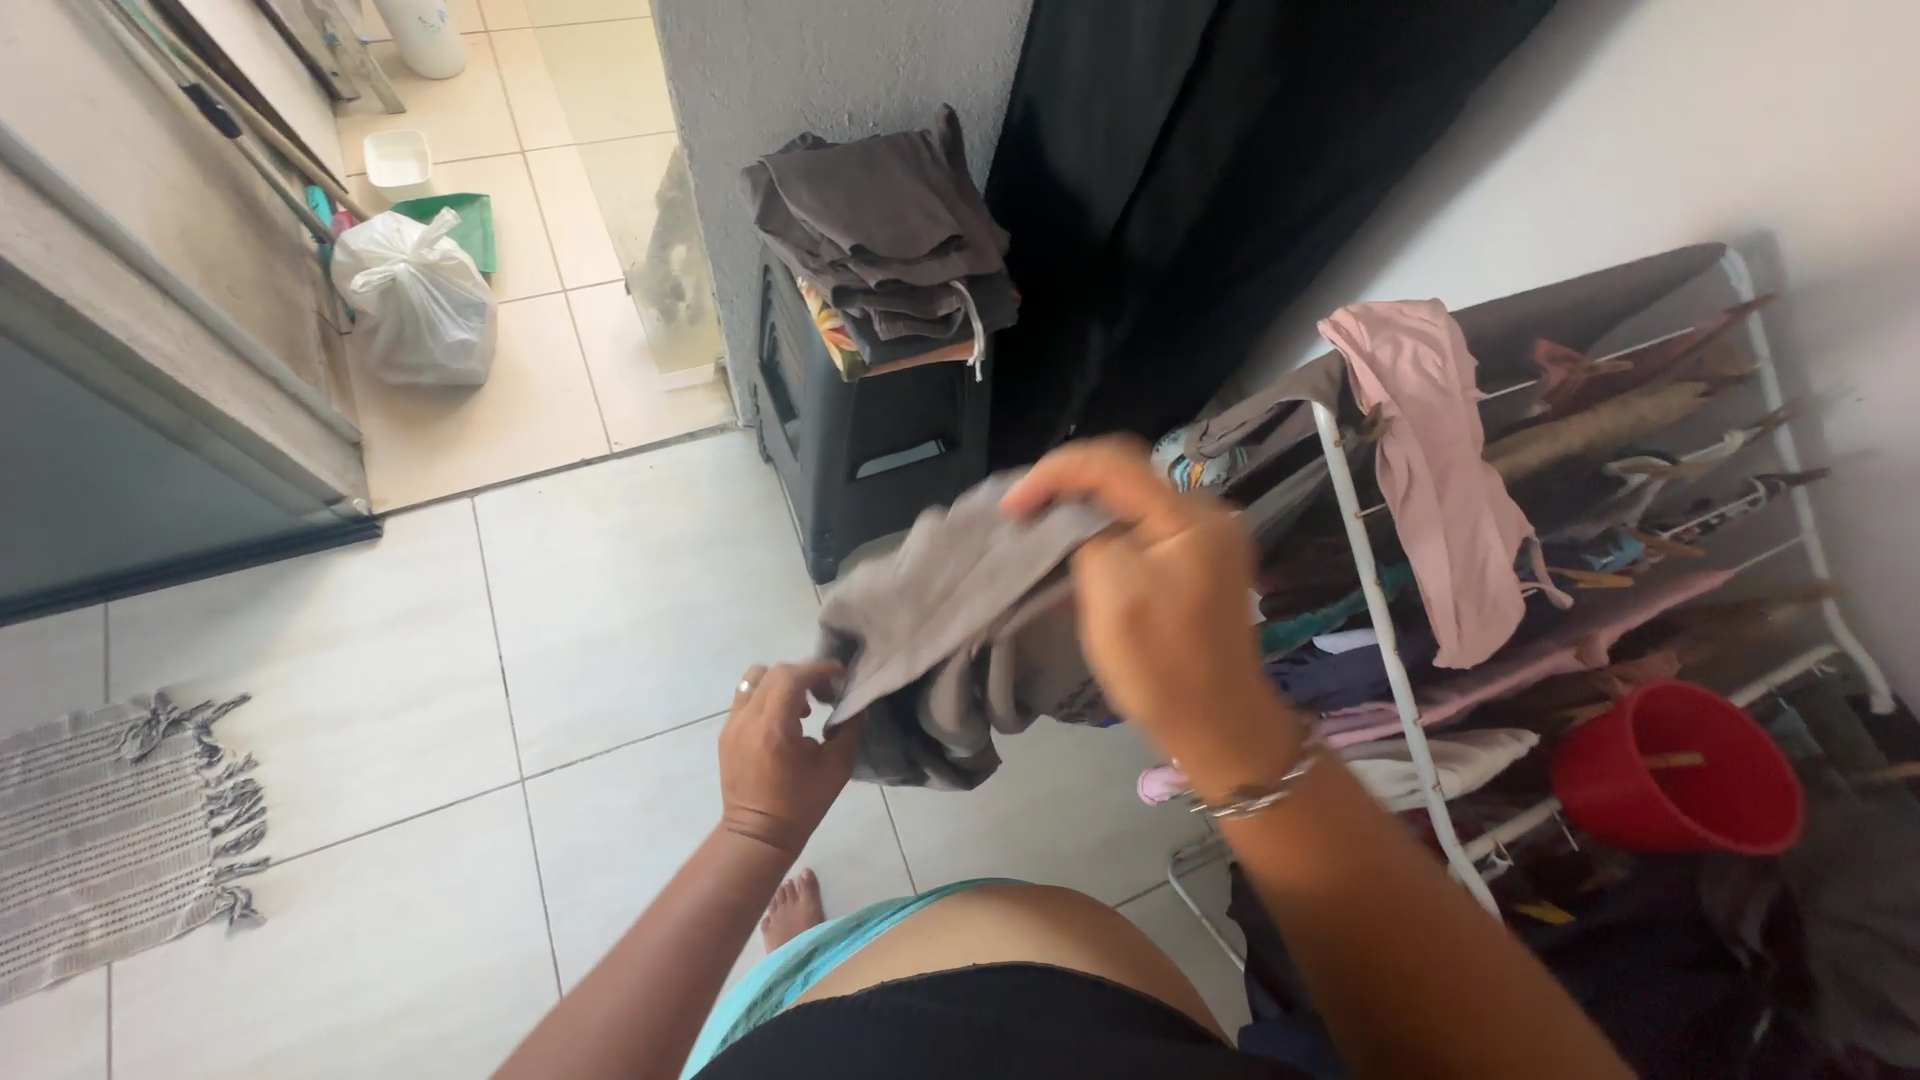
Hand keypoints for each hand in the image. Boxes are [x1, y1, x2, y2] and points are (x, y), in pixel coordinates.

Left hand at [718, 662, 862, 855]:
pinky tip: (784, 720)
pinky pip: (746, 697)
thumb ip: (849, 728)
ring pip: (755, 679)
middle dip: (805, 675)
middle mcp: (747, 719)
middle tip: (826, 694)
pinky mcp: (726, 733)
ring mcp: (732, 724)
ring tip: (802, 706)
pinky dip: (768, 696)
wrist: (758, 835)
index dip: (819, 670)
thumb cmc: (801, 804)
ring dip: (783, 682)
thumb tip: (854, 704)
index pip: (793, 677)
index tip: (840, 678)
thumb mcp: (838, 766)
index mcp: (774, 728)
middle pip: (775, 672)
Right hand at [1001, 437, 1301, 789]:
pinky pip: (1141, 526)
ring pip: (1130, 499)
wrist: (1217, 725)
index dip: (1054, 473)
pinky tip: (1073, 546)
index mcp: (1190, 517)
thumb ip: (1088, 538)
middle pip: (1125, 473)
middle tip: (1022, 508)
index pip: (1112, 464)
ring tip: (1038, 521)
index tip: (1011, 504)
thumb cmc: (1162, 666)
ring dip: (1082, 506)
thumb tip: (1070, 519)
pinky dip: (1103, 530)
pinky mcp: (1197, 559)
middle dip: (1067, 483)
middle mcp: (1205, 513)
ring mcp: (1204, 537)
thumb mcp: (1112, 595)